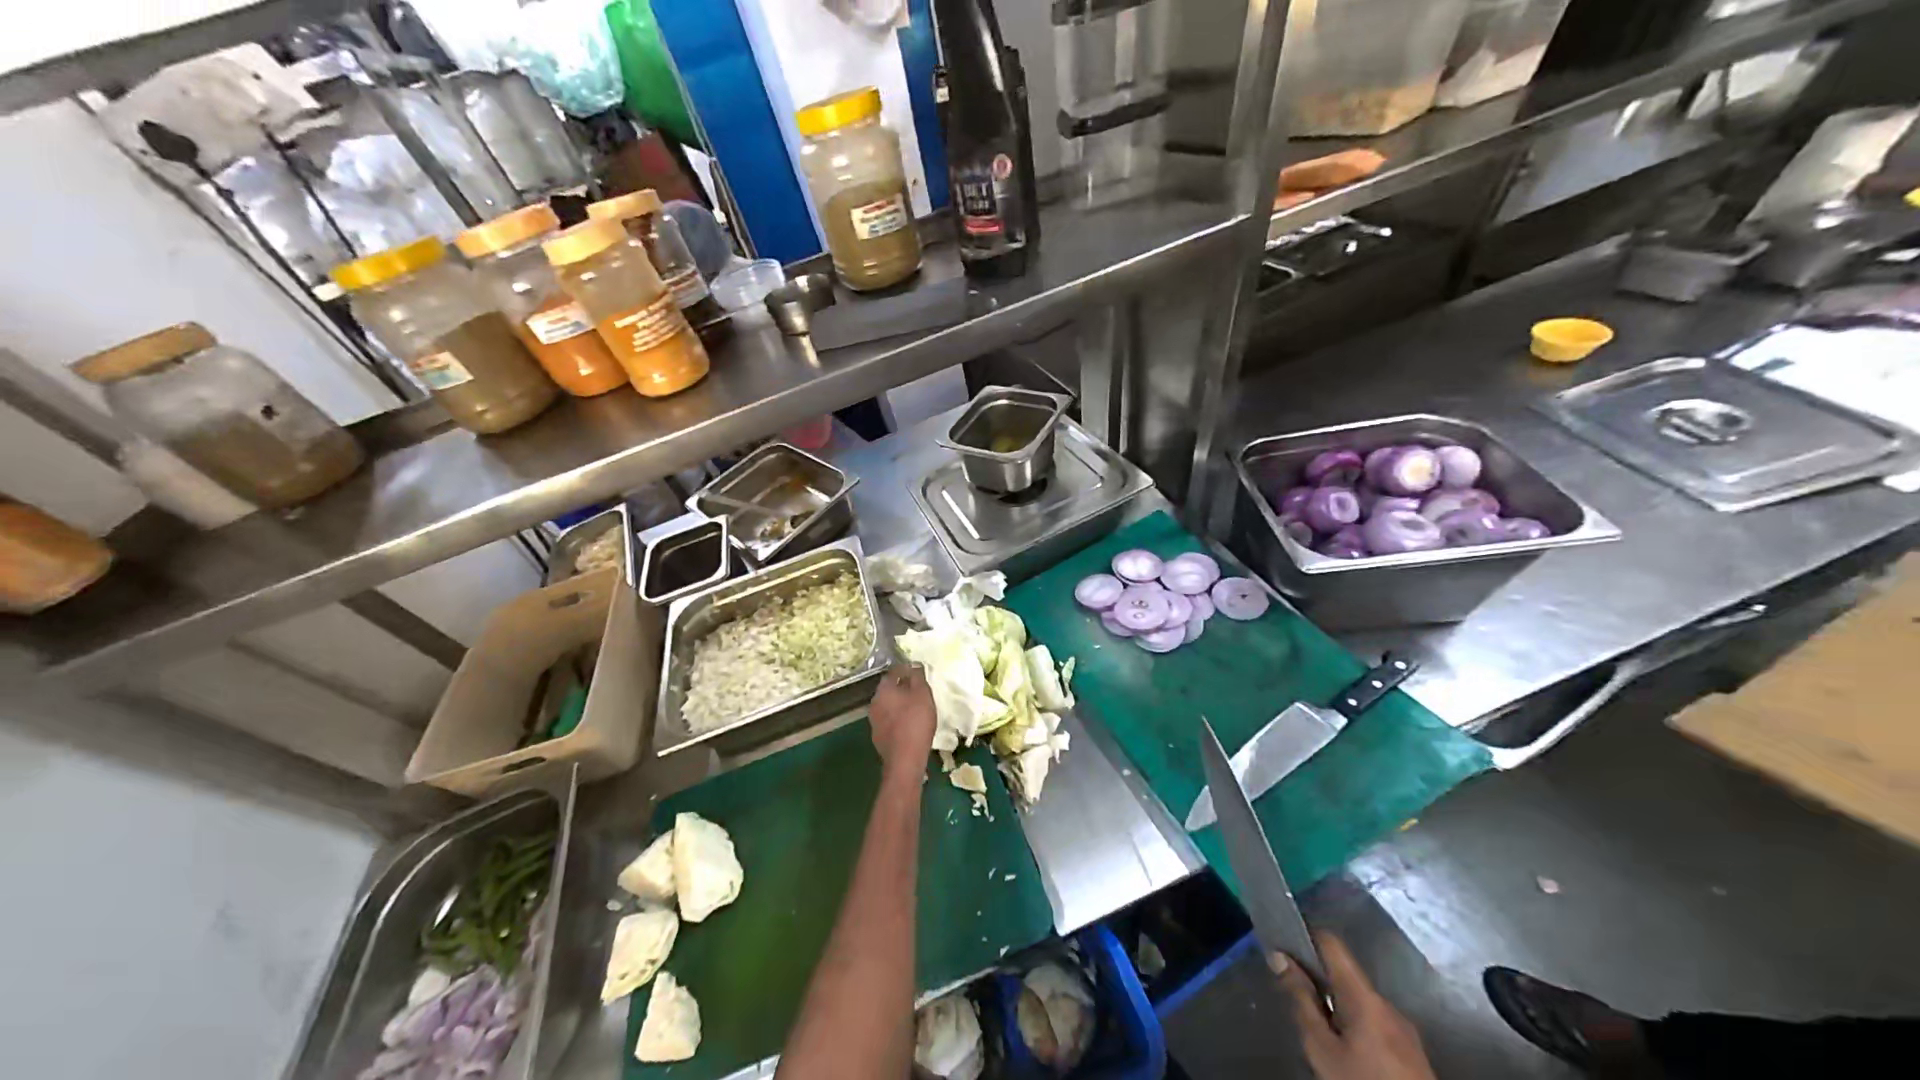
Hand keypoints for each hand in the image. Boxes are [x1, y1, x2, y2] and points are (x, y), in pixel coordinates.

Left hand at [868, 664, 935, 781]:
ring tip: (916, 707)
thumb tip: (913, 665)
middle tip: (919, 690)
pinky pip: (889, 721)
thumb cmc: (916, 722)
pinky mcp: (878, 737)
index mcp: (883, 690)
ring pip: (888, 706)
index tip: (918, 672)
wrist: (905, 759)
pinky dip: (898, 719)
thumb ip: (917, 677)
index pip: (893, 672)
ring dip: (900, 704)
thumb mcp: (922, 694)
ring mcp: (874, 721)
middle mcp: (874, 703)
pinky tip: (910, 724)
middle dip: (902, 688)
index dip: (906, 670)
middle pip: (889, 690)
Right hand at [1274, 933, 1436, 1079]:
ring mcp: (1403, 1026)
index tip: (1283, 947)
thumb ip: (1301, 1000)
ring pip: (1359, 1001)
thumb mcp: (1321, 1047)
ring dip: (1337, 1006)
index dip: (1305, 937)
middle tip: (1295, 1001)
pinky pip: (1375, 1021)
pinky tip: (1348, 1052)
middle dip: (1318, 982)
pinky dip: (1355, 1024)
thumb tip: (1280, 958)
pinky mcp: (1411, 1048)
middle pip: (1344, 975)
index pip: (1332, 943)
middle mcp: (1386, 1003)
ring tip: (1320, 1032)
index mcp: (1364, 996)